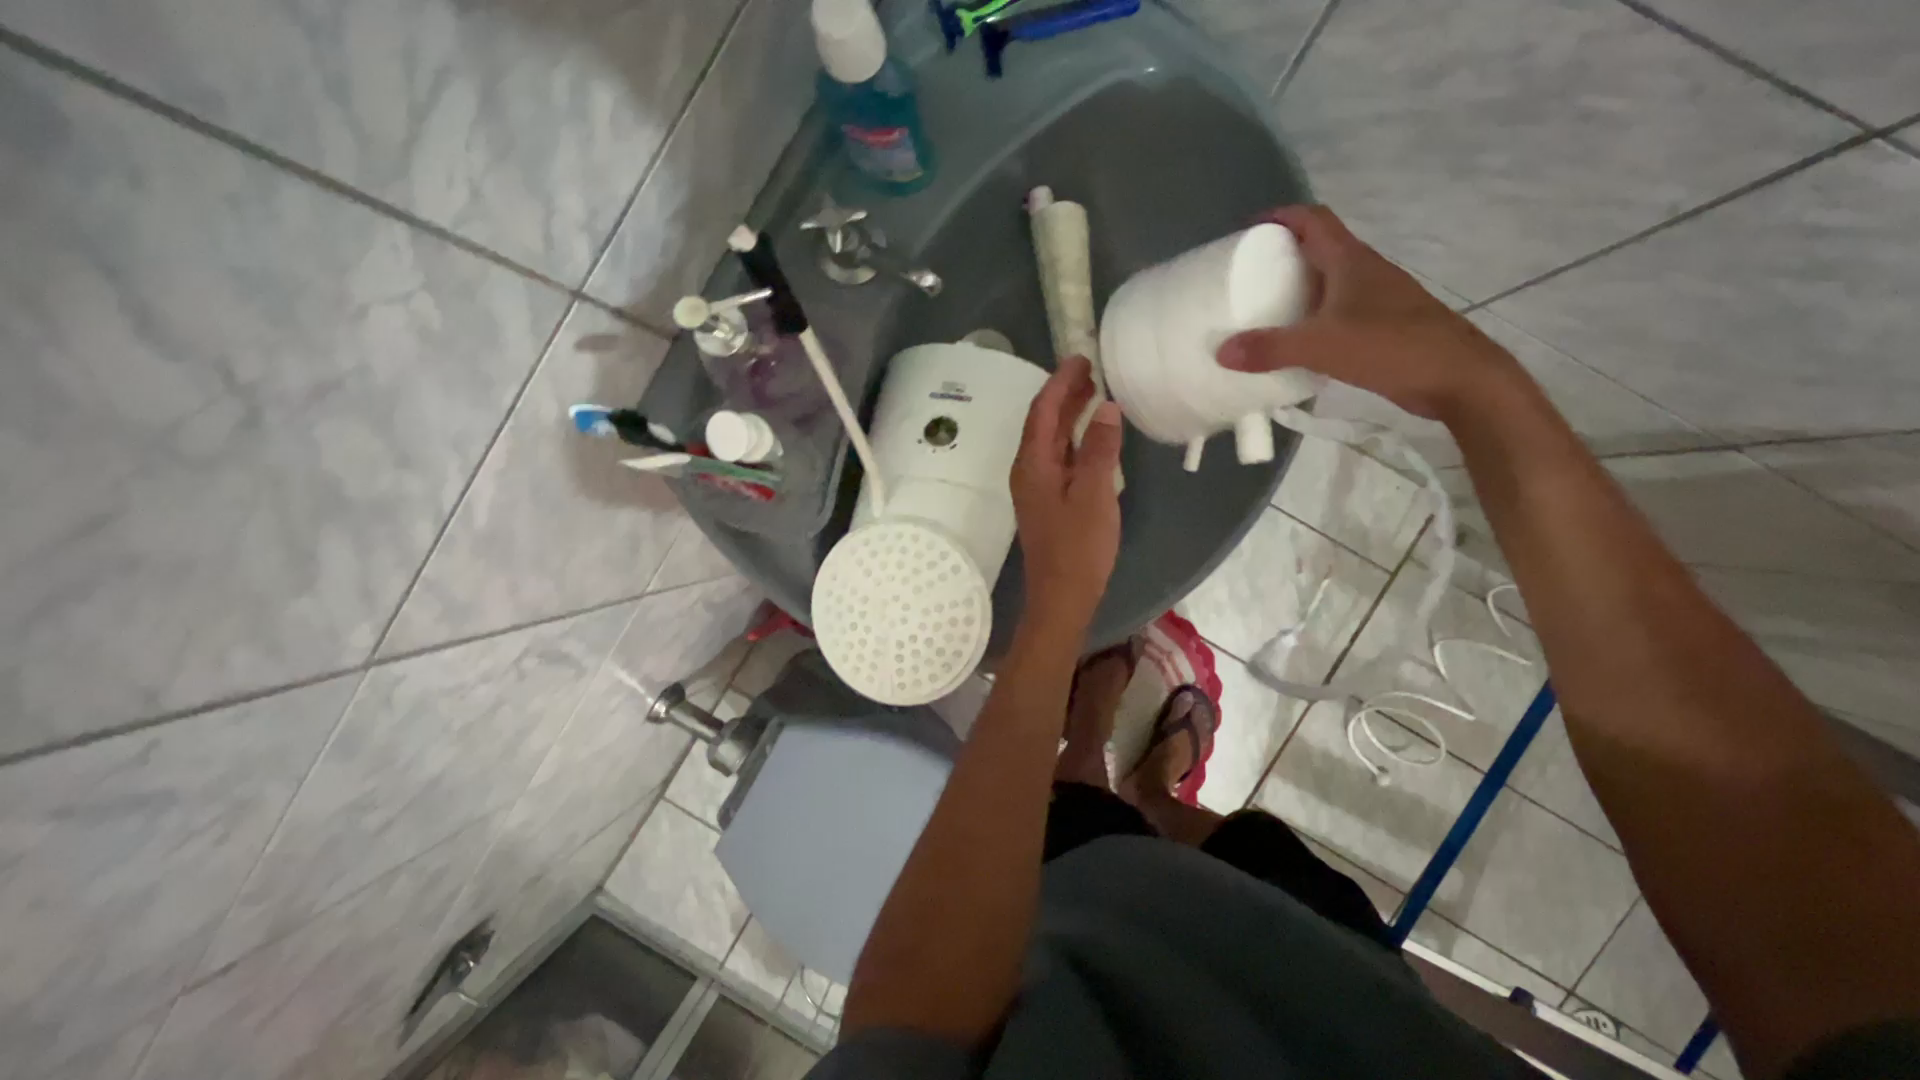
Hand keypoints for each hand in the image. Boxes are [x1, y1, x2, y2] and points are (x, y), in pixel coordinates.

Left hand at [1011, 356, 1122, 628]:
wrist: (1063, 598)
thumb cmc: (1079, 547)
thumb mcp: (1095, 494)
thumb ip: (1100, 449)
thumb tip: (1105, 407)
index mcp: (1033, 464)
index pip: (1043, 411)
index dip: (1060, 382)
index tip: (1080, 358)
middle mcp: (1029, 470)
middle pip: (1044, 422)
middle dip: (1064, 394)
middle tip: (1091, 369)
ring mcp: (1037, 487)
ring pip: (1052, 440)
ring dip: (1070, 415)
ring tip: (1094, 393)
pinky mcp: (1049, 501)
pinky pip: (1060, 458)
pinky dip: (1075, 439)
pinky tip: (1093, 437)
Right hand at [1217, 205, 1520, 421]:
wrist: (1458, 376)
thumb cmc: (1391, 346)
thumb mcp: (1322, 346)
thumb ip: (1270, 349)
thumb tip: (1221, 352)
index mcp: (1351, 260)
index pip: (1314, 219)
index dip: (1281, 217)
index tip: (1248, 230)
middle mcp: (1366, 271)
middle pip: (1321, 247)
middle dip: (1285, 254)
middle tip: (1248, 274)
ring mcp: (1379, 298)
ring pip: (1333, 281)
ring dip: (1302, 287)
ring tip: (1267, 308)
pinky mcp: (1386, 325)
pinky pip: (1342, 310)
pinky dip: (1318, 316)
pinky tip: (1301, 341)